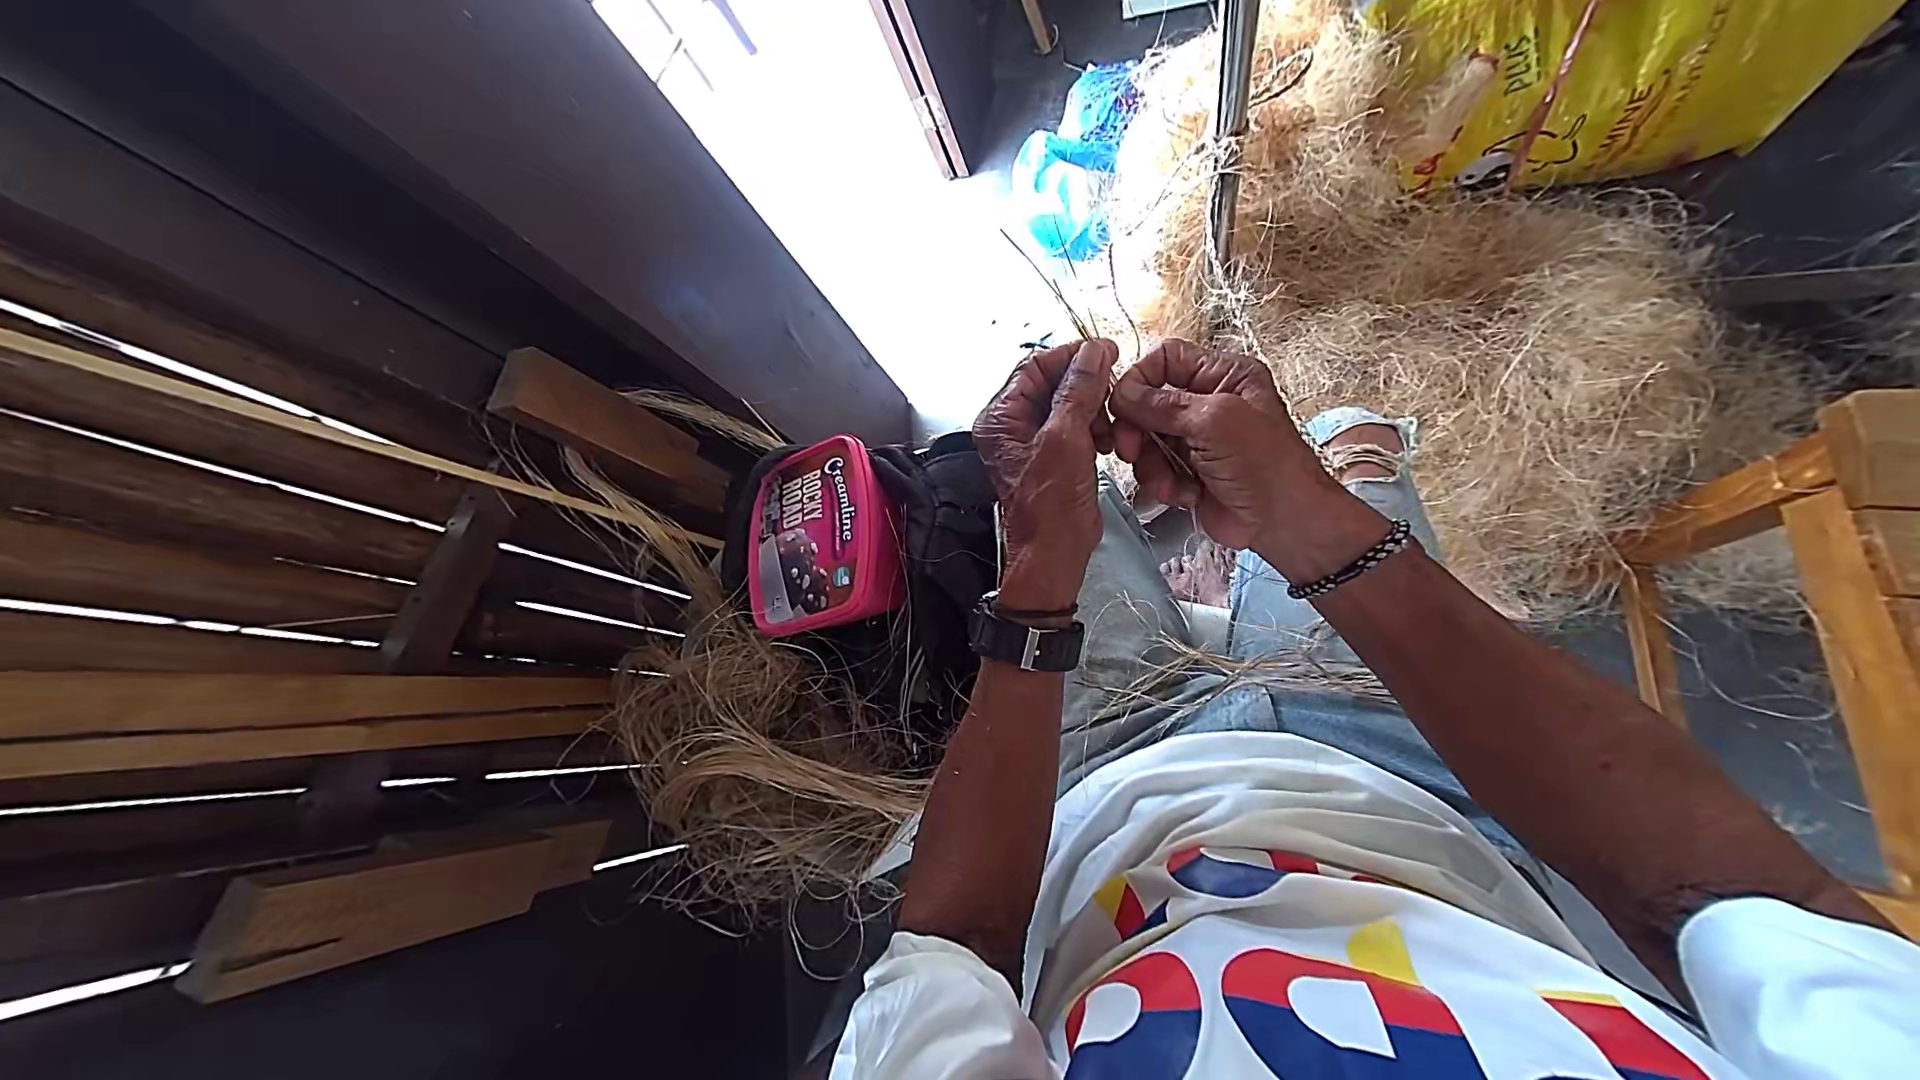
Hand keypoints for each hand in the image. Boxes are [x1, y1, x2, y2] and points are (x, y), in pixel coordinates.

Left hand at [972, 339, 1117, 612]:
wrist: (1055, 552)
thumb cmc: (1050, 507)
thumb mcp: (1065, 440)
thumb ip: (1078, 390)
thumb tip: (1093, 351)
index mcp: (1000, 419)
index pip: (1033, 367)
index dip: (1071, 356)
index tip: (1104, 352)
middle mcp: (1011, 427)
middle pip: (1052, 383)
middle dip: (1086, 385)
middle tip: (1113, 387)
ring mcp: (1032, 441)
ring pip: (1067, 403)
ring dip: (1093, 407)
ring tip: (1109, 425)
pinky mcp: (1053, 456)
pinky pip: (1075, 426)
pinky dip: (1094, 426)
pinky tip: (1107, 439)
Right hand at [1110, 341, 1372, 575]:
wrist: (1282, 523)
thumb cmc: (1266, 465)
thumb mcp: (1215, 421)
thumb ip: (1163, 404)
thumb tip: (1121, 392)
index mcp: (1222, 376)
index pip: (1166, 359)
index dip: (1140, 379)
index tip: (1123, 405)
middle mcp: (1207, 403)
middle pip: (1147, 403)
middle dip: (1137, 430)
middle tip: (1131, 449)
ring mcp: (1195, 439)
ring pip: (1146, 440)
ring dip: (1151, 464)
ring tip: (1169, 481)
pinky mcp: (1186, 470)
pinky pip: (1154, 469)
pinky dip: (1163, 483)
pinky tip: (1185, 494)